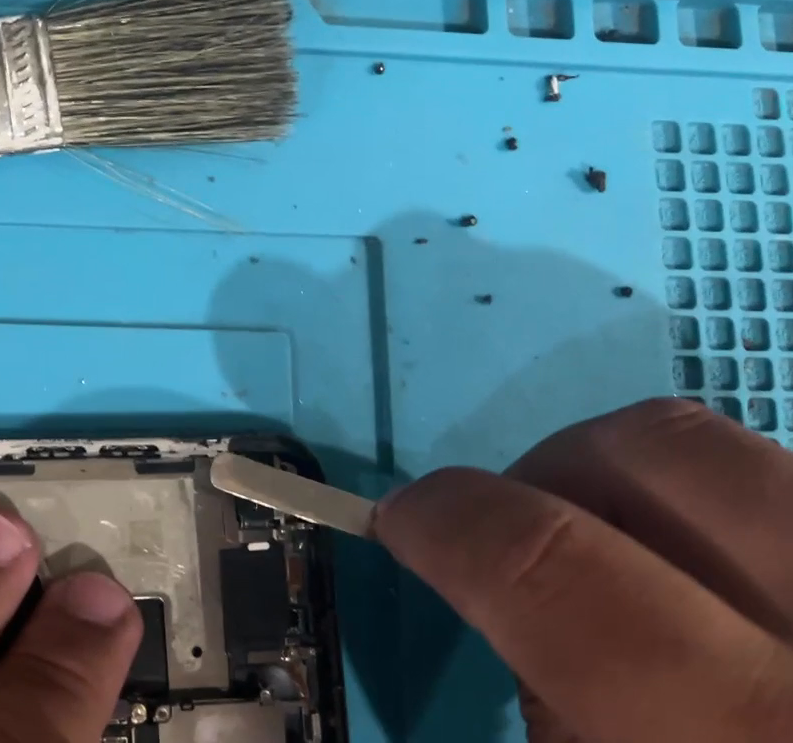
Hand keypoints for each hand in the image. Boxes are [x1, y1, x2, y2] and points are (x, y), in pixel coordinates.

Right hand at [373, 398, 792, 742]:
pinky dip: (763, 536)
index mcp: (749, 732)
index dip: (443, 517)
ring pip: (765, 459)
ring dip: (667, 497)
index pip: (547, 561)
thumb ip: (558, 718)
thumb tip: (518, 623)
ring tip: (665, 577)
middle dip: (560, 467)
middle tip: (536, 531)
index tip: (411, 524)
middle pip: (671, 452)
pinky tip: (764, 610)